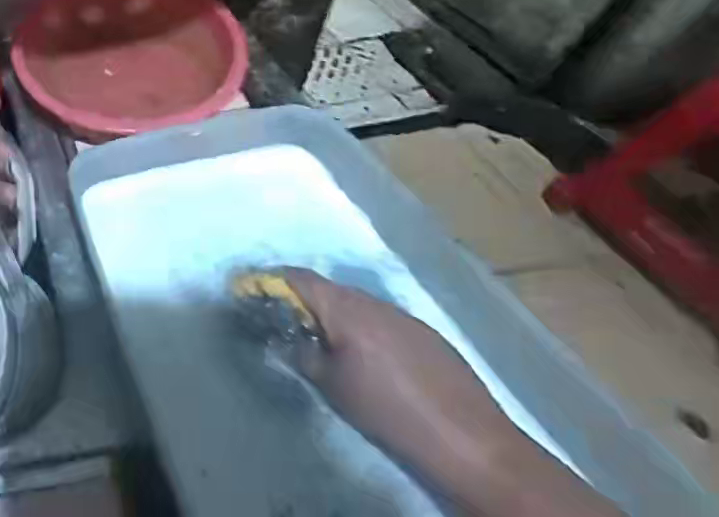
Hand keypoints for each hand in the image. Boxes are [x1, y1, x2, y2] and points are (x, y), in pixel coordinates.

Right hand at [282, 268, 518, 483]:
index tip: (249, 288)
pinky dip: (361, 328)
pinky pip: (380, 319)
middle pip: (327, 289)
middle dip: (302, 300)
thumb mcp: (334, 387)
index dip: (270, 280)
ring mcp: (401, 314)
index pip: (298, 278)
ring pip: (355, 304)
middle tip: (283, 320)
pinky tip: (365, 355)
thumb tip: (281, 338)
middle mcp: (372, 300)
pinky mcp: (423, 334)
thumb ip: (303, 354)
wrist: (469, 440)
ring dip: (333, 315)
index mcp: (345, 307)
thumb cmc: (389, 410)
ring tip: (321, 340)